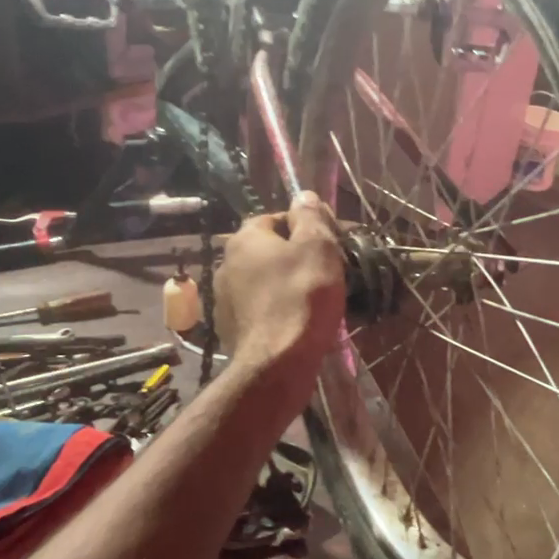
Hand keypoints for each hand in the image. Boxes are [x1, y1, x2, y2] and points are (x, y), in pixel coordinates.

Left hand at [214, 191, 345, 387]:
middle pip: (270, 249)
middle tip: (330, 271)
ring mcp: (225, 297)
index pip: (277, 217)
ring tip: (318, 299)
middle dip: (298, 256)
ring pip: (266, 280)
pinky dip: (279, 309)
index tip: (333, 242)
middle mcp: (227, 262)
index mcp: (246, 238)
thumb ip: (310, 216)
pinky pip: (261, 308)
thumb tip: (303, 195)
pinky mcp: (231, 327)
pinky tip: (299, 322)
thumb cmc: (302, 297)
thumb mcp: (317, 247)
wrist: (276, 364)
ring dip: (288, 283)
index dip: (307, 226)